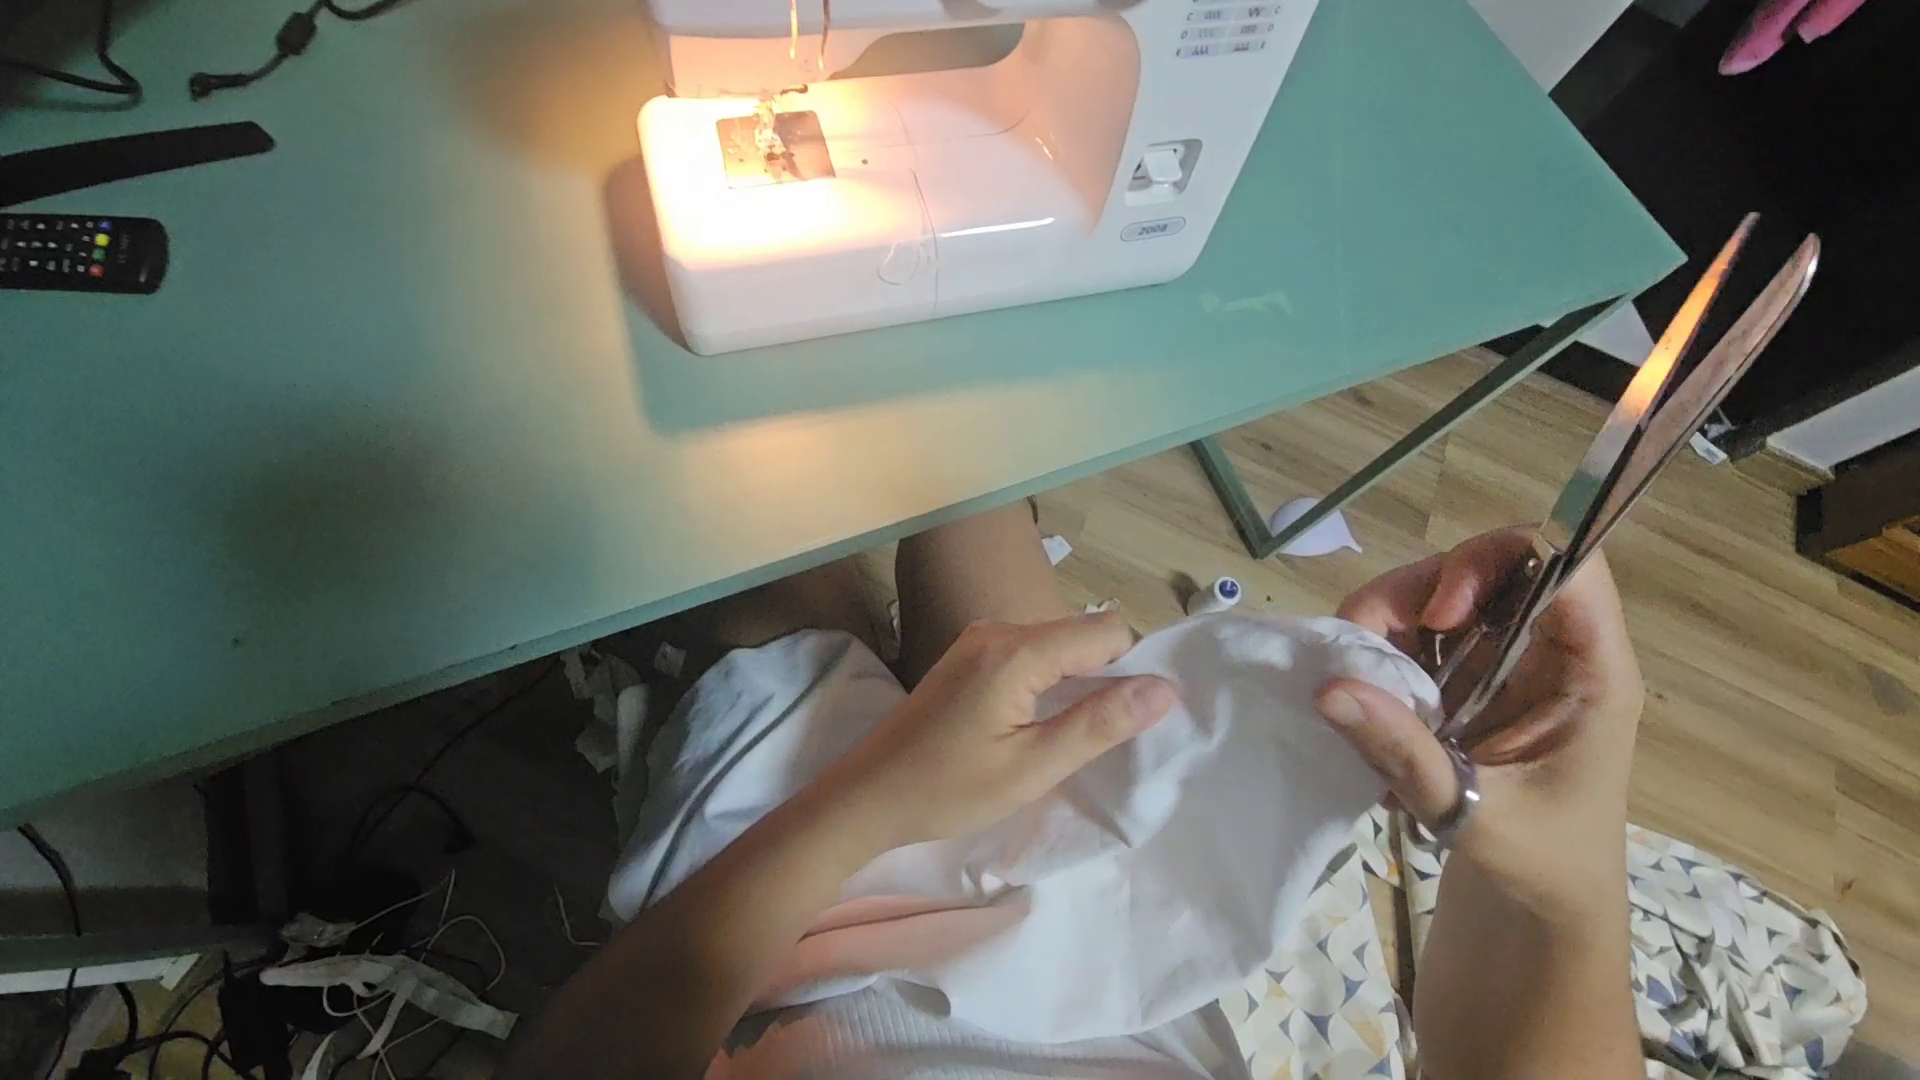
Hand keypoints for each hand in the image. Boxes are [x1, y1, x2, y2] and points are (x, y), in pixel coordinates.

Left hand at [822, 613, 1175, 848]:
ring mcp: (980, 637)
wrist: (869, 793)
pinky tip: (1035, 723)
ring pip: (1060, 641)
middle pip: (1083, 632)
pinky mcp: (970, 653)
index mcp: (1016, 649)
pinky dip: (1049, 680)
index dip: (1132, 670)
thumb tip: (1164, 690)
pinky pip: (1032, 651)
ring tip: (1067, 734)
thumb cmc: (949, 789)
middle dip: (1107, 676)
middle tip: (1099, 735)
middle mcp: (999, 628)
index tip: (1130, 720)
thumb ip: (1099, 724)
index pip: (1108, 631)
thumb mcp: (1032, 767)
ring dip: (1078, 680)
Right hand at [1316, 528, 1643, 919]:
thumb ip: (1407, 754)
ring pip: (1437, 591)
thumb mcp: (1476, 814)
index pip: (1565, 567)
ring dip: (1382, 619)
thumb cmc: (1540, 862)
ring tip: (1352, 679)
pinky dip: (1374, 646)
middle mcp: (1544, 649)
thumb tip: (1328, 689)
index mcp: (1588, 673)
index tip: (1435, 618)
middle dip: (1412, 591)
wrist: (1538, 901)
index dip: (1493, 565)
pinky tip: (1362, 694)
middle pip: (1481, 568)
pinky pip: (1412, 630)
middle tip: (1359, 641)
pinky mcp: (1461, 674)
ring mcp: (1498, 658)